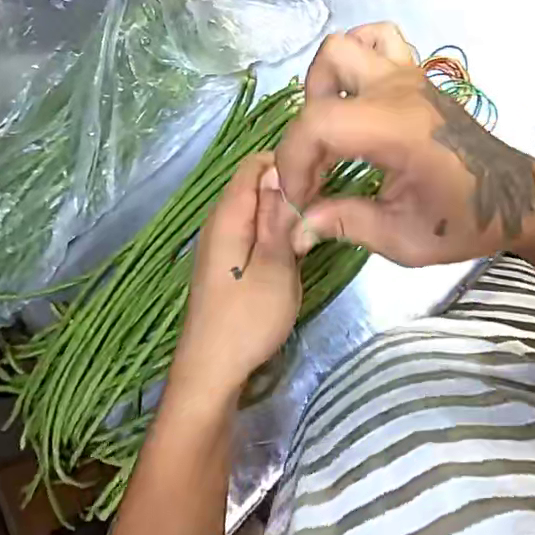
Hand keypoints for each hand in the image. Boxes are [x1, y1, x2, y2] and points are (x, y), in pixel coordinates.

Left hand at [168, 152, 302, 406]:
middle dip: (289, 188)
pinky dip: (274, 231)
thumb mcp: (275, 264)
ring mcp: (220, 242)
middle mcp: (219, 221)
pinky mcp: (225, 261)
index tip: (320, 180)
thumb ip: (279, 216)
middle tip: (322, 209)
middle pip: (255, 184)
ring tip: (312, 228)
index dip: (288, 163)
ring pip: (256, 208)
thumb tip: (283, 170)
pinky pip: (252, 229)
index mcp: (228, 214)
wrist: (212, 371)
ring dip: (284, 212)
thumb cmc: (247, 319)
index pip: (255, 163)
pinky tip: (293, 250)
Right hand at [276, 23, 534, 266]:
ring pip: (348, 44)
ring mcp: (410, 76)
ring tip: (333, 127)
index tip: (301, 201)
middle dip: (307, 121)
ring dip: (326, 81)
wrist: (516, 199)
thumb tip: (295, 226)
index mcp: (399, 130)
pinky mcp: (416, 77)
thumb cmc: (466, 221)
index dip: (294, 163)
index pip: (319, 123)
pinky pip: (379, 40)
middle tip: (319, 165)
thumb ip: (345, 224)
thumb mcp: (404, 239)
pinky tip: (355, 96)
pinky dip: (356, 57)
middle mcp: (401, 91)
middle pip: (327, 67)